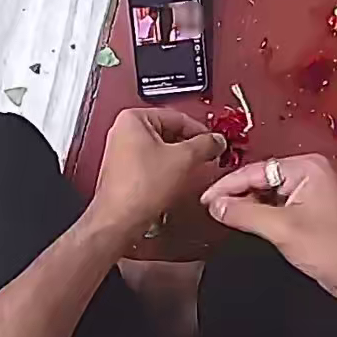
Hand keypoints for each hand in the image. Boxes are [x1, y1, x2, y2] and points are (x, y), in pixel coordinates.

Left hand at [85, 107, 226, 240]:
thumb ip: (205, 144)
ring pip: (162, 150)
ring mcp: (122, 152)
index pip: (177, 116)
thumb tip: (216, 140)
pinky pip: (153, 164)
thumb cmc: (138, 188)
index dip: (199, 130)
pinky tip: (177, 182)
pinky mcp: (125, 171)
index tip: (212, 141)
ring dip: (180, 160)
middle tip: (206, 155)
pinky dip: (168, 170)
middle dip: (190, 146)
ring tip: (192, 170)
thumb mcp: (184, 159)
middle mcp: (124, 132)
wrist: (120, 220)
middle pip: (169, 132)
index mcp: (133, 119)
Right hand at [201, 154, 336, 302]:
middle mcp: (310, 170)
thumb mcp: (281, 230)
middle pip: (261, 178)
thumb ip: (244, 213)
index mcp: (307, 167)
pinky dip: (261, 211)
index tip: (205, 199)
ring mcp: (312, 187)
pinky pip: (278, 202)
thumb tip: (215, 205)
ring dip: (248, 204)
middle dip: (237, 194)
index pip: (255, 170)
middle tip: (212, 209)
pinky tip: (247, 221)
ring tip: (224, 216)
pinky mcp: (311, 205)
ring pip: (268, 191)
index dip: (227, 185)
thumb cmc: (331, 250)